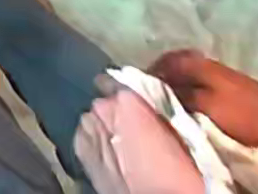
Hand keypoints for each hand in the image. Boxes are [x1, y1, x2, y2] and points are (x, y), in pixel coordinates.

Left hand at [73, 86, 205, 193]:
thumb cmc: (176, 175)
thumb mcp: (178, 137)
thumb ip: (159, 114)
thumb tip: (154, 109)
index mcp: (126, 99)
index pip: (113, 82)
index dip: (121, 94)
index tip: (130, 106)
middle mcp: (102, 106)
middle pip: (104, 103)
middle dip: (114, 115)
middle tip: (130, 134)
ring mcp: (87, 126)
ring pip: (93, 120)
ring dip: (103, 129)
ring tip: (118, 148)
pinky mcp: (79, 148)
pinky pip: (84, 137)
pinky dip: (93, 144)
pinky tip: (106, 159)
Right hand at [147, 50, 257, 154]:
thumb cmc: (247, 115)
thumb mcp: (205, 108)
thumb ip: (175, 99)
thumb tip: (148, 92)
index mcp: (188, 59)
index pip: (152, 67)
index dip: (142, 83)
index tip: (134, 101)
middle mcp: (196, 60)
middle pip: (166, 74)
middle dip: (158, 91)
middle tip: (152, 111)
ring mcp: (213, 74)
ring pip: (182, 85)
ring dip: (175, 99)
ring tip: (170, 118)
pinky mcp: (226, 91)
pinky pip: (196, 94)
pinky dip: (189, 105)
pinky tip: (190, 119)